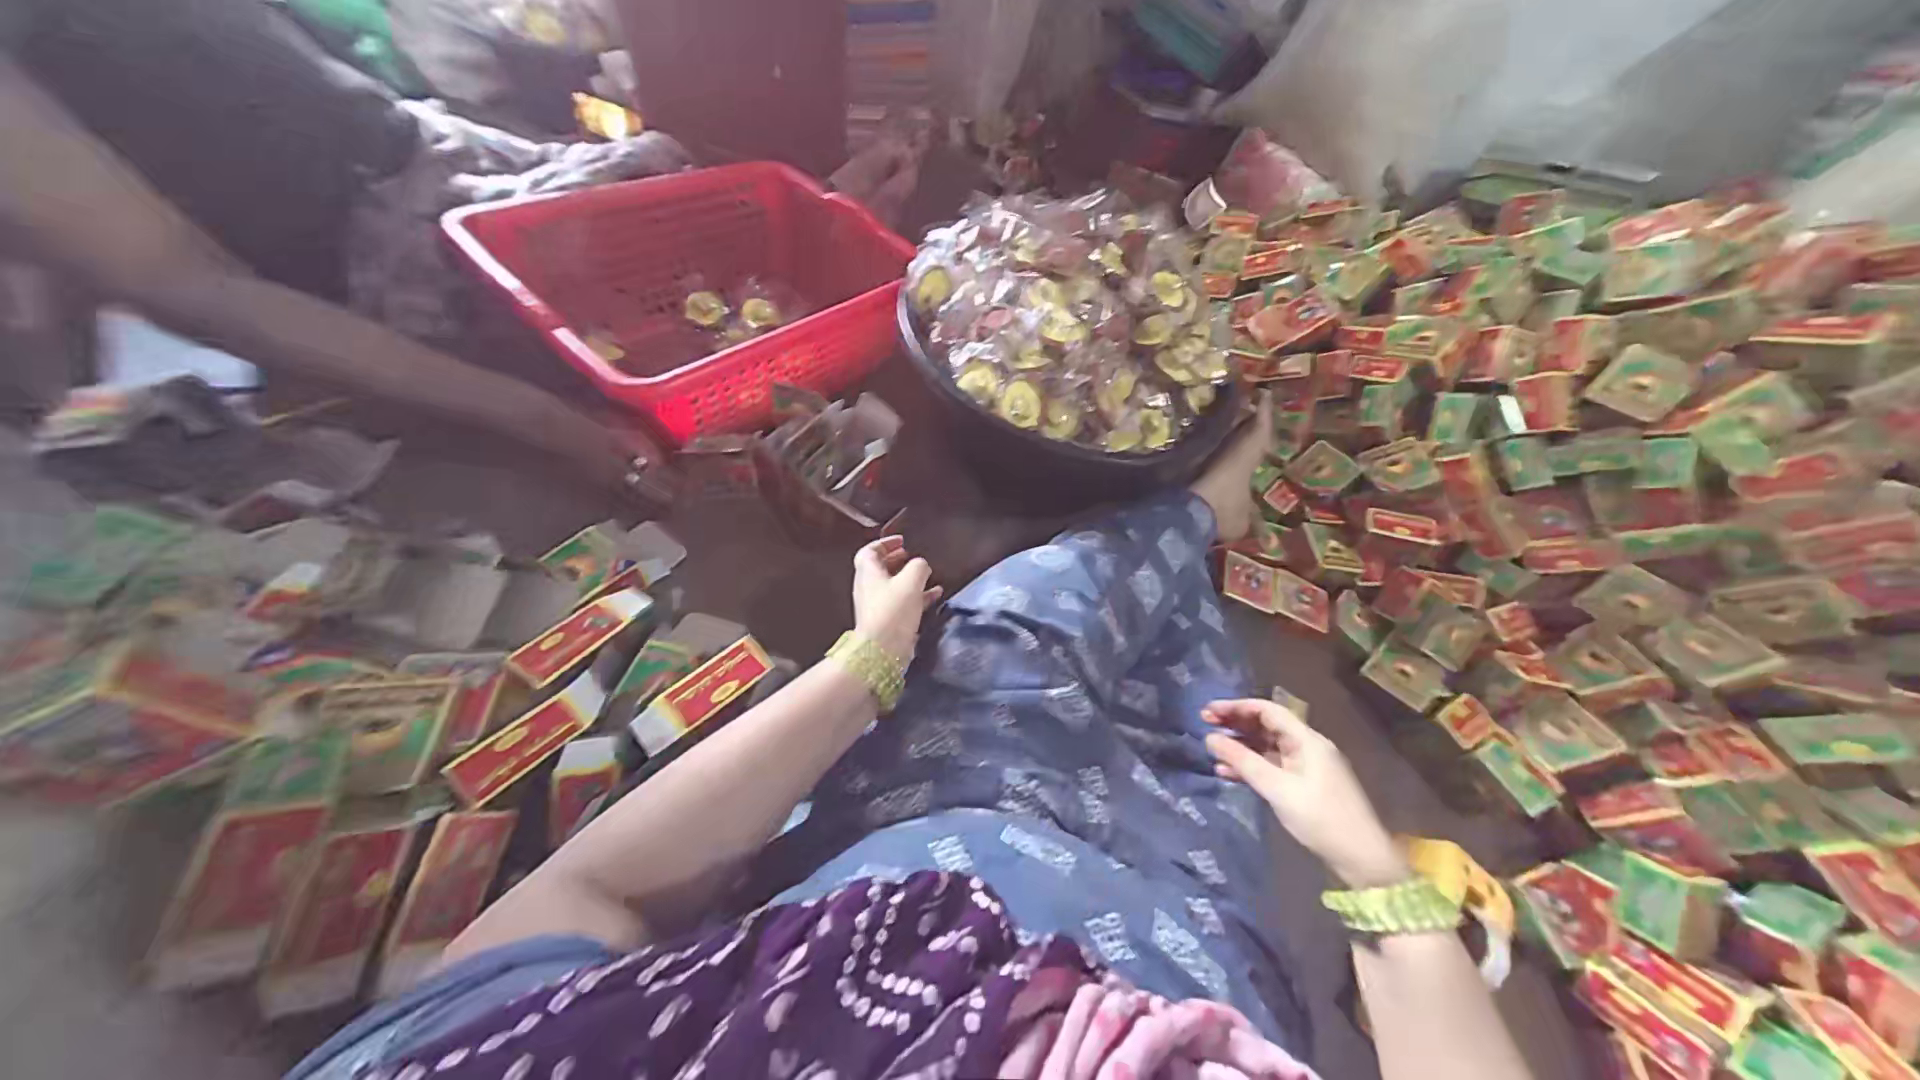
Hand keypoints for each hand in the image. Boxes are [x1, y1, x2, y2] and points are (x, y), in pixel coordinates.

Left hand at [852, 535, 940, 660]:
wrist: (882, 649)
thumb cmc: (892, 610)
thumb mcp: (911, 580)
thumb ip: (918, 566)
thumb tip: (921, 565)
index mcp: (868, 572)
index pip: (870, 551)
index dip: (885, 543)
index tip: (901, 541)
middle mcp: (868, 587)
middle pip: (880, 568)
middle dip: (897, 560)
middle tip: (911, 555)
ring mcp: (876, 605)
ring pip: (893, 585)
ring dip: (908, 578)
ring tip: (927, 574)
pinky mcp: (886, 621)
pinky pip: (902, 602)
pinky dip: (917, 596)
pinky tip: (935, 595)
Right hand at [1203, 698, 1409, 888]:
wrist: (1362, 859)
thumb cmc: (1320, 818)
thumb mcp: (1277, 788)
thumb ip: (1242, 761)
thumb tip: (1210, 738)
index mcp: (1307, 740)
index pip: (1267, 710)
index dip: (1236, 707)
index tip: (1208, 712)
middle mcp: (1307, 746)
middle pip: (1266, 725)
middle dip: (1235, 724)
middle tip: (1205, 725)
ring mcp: (1306, 766)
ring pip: (1267, 746)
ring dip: (1240, 746)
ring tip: (1212, 749)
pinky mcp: (1304, 784)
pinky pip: (1272, 765)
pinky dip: (1250, 765)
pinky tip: (1228, 772)